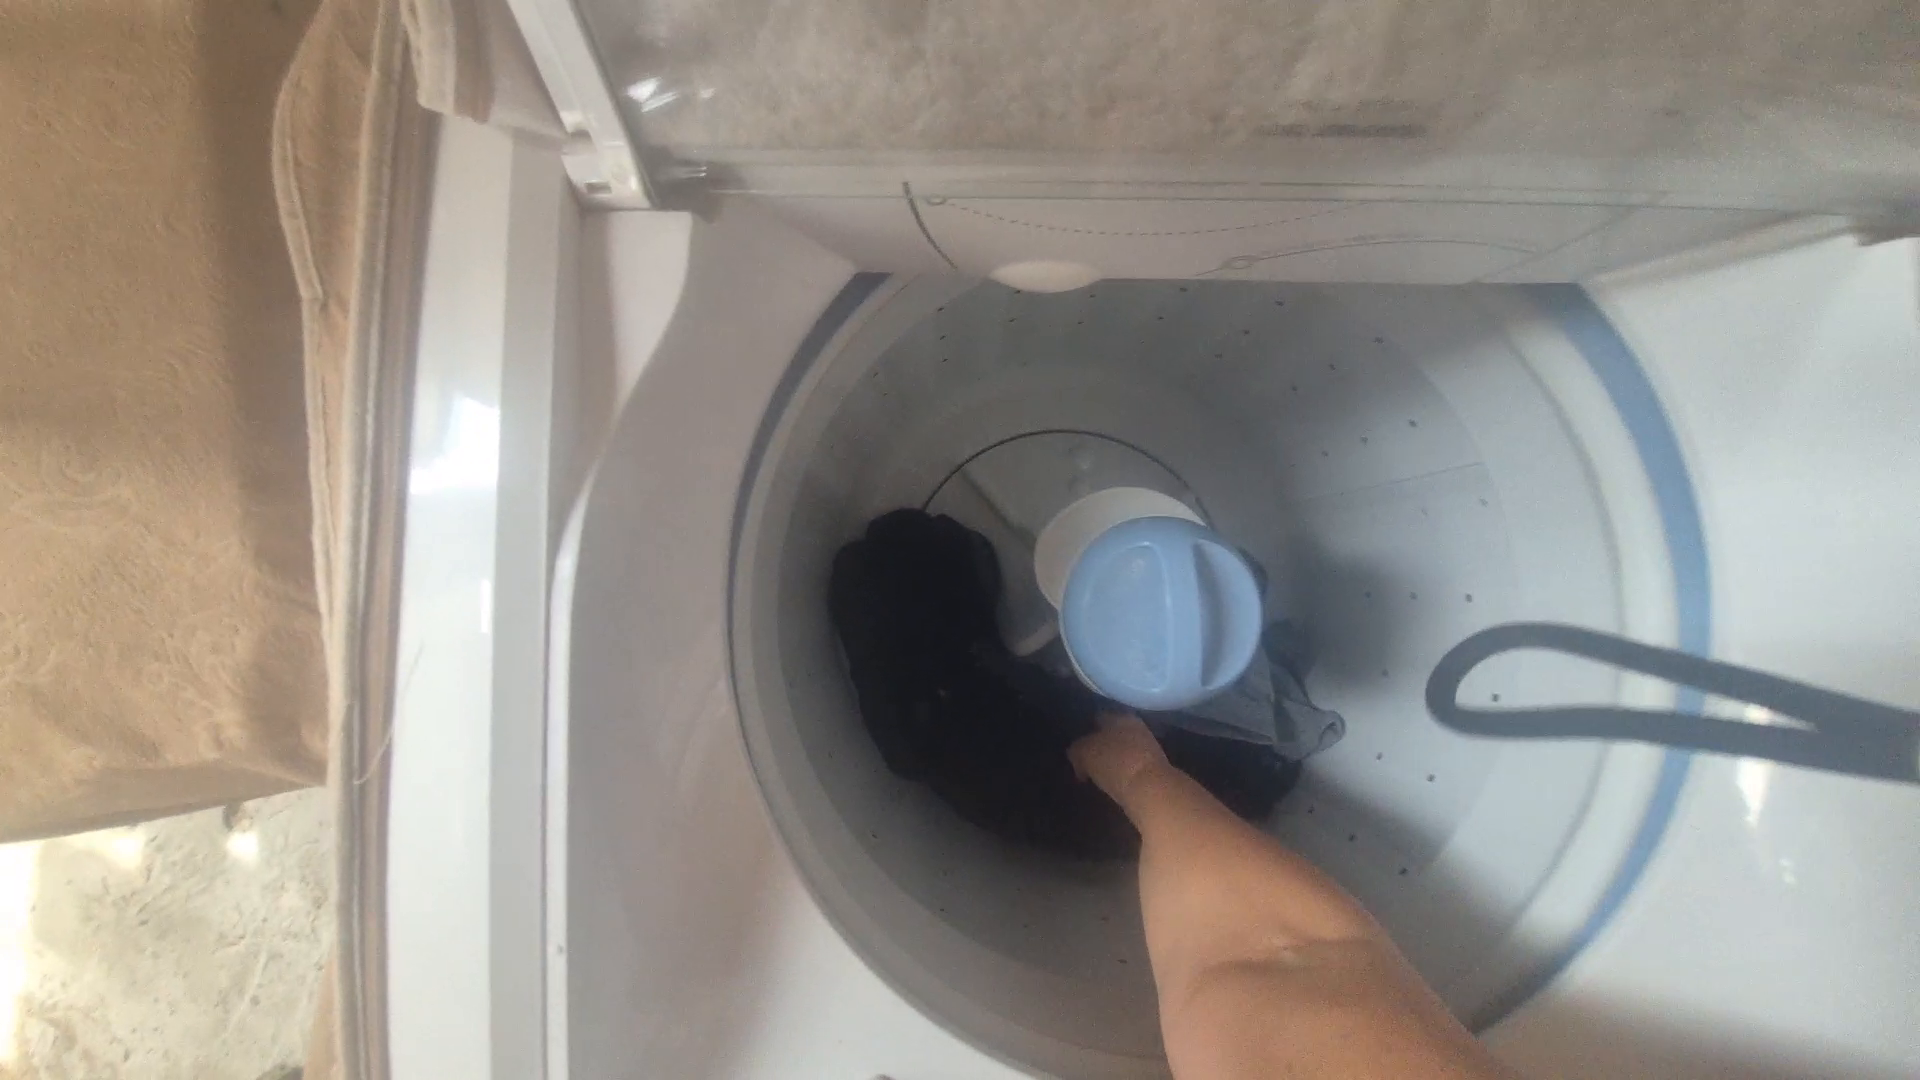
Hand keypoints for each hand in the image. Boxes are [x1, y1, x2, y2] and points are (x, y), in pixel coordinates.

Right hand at [1068, 711, 1167, 804]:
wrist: (1151, 790)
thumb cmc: (1114, 763)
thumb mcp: (1083, 753)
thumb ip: (1076, 749)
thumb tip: (1076, 754)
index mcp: (1119, 716)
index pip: (1098, 717)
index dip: (1085, 730)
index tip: (1076, 745)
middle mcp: (1136, 727)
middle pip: (1112, 733)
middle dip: (1100, 745)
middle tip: (1085, 760)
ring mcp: (1148, 748)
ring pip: (1123, 750)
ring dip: (1112, 760)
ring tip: (1097, 775)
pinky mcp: (1155, 770)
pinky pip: (1131, 768)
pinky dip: (1122, 774)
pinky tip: (1112, 784)